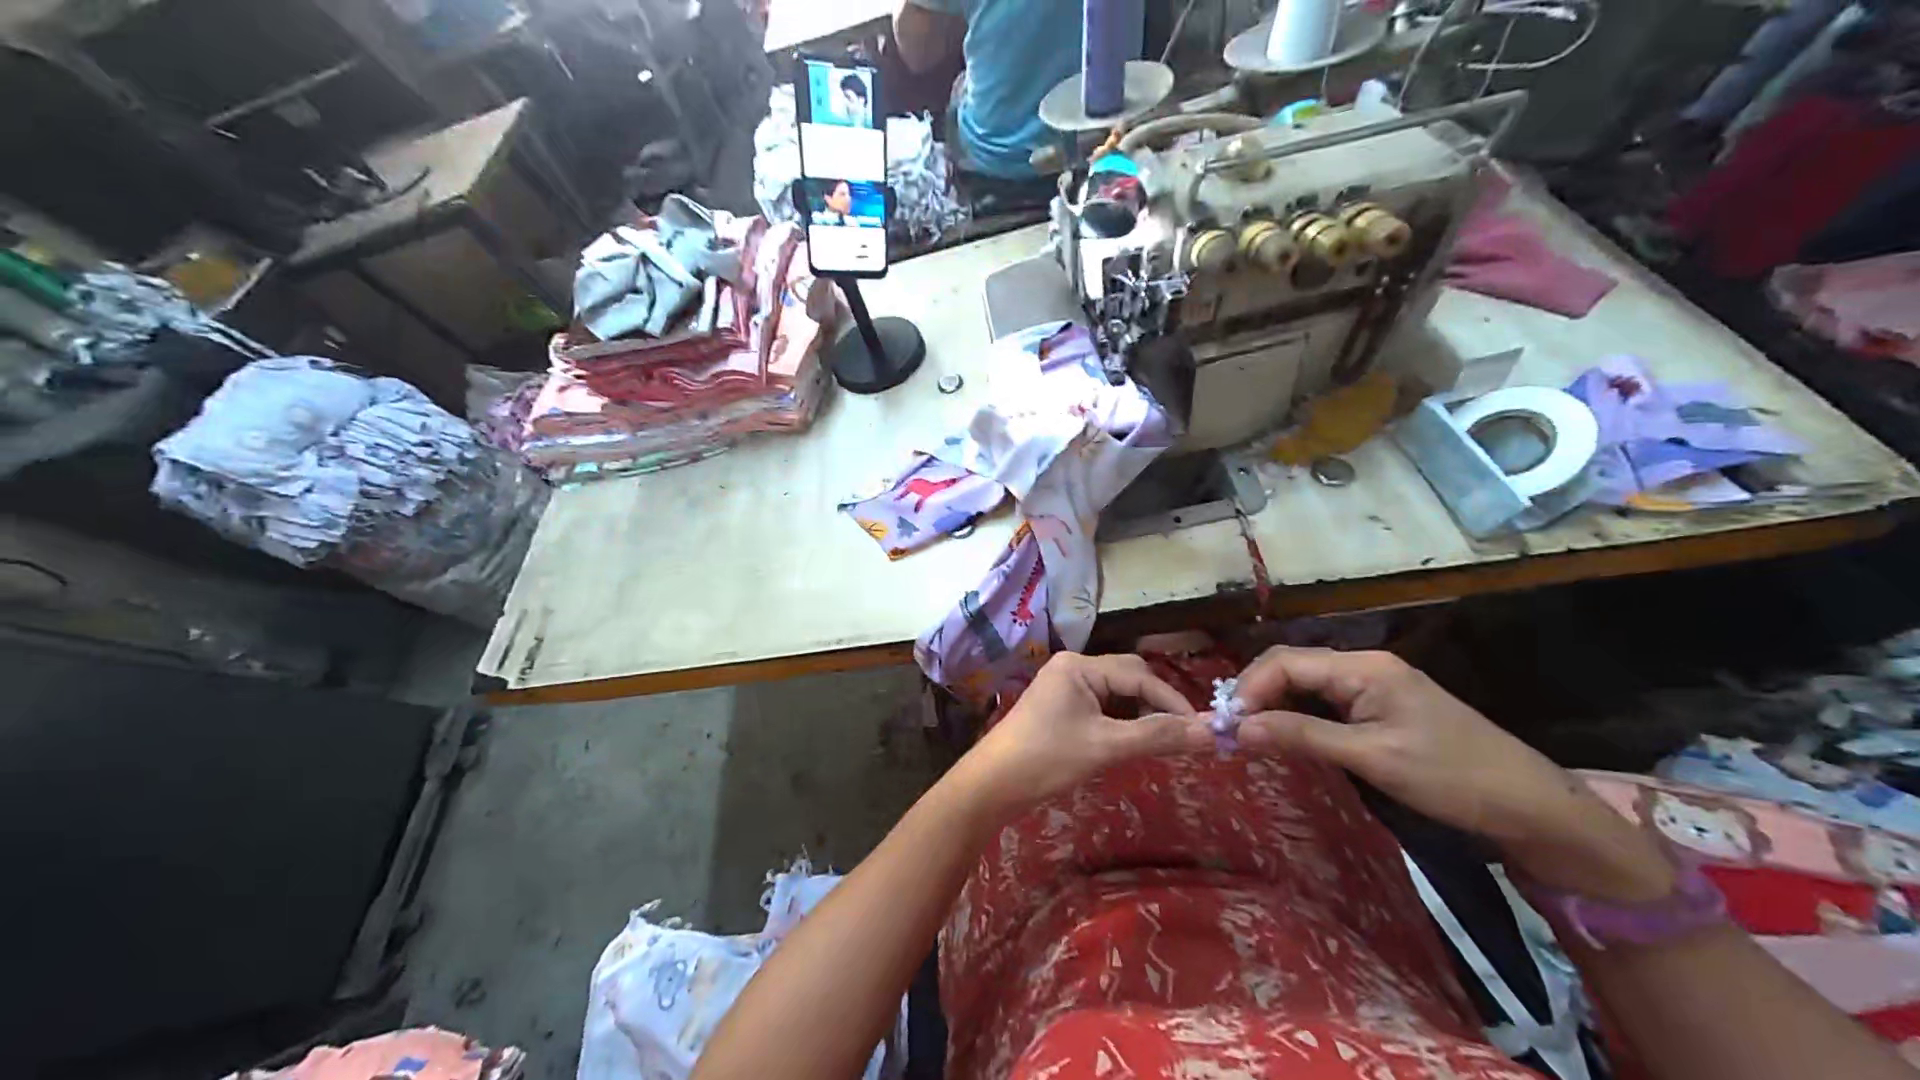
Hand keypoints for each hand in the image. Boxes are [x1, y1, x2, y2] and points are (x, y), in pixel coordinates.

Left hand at [957, 652, 1208, 818]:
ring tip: (1162, 742)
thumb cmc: (1047, 759)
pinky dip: (1123, 723)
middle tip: (1182, 736)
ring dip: (1141, 715)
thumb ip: (1157, 736)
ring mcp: (1066, 687)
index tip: (1202, 729)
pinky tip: (1134, 742)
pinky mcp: (1063, 707)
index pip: (1140, 675)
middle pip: (1130, 678)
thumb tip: (1210, 732)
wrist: (993, 785)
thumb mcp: (1105, 747)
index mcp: (1079, 665)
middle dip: (1157, 705)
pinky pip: (1103, 707)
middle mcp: (1073, 667)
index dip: (1173, 702)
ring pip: (1118, 694)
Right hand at [1232, 647, 1676, 902]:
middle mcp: (1365, 667)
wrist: (1531, 806)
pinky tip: (1286, 736)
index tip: (1226, 724)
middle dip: (1257, 695)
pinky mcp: (1382, 709)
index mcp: (1364, 667)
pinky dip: (1298, 716)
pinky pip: (1325, 702)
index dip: (1250, 688)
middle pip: (1292, 667)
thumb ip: (1302, 736)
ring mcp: (1375, 686)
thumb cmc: (1451, 777)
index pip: (1287, 662)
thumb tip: (1238, 729)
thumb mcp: (1372, 757)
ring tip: (1250, 736)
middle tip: (1232, 732)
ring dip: (1274, 706)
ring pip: (1306, 684)